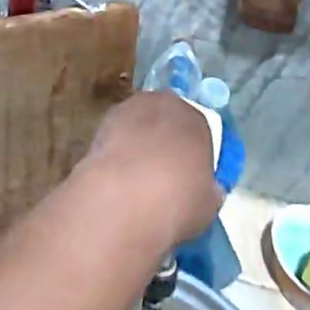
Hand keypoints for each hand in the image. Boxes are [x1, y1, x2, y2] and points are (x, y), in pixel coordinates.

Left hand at [80, 92, 224, 245]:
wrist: (125, 200)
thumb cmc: (178, 201)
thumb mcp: (207, 204)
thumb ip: (208, 191)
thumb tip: (207, 191)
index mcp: (198, 120)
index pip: (199, 132)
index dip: (191, 155)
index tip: (187, 177)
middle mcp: (167, 105)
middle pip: (167, 122)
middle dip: (164, 143)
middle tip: (160, 175)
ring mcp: (132, 109)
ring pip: (139, 126)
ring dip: (137, 144)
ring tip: (132, 180)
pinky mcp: (101, 123)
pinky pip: (115, 137)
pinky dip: (115, 152)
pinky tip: (114, 179)